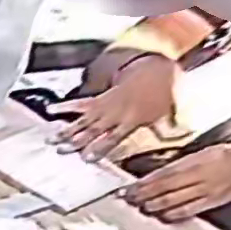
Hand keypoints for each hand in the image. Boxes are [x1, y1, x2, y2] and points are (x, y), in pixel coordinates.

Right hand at [52, 54, 177, 161]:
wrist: (154, 71)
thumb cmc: (161, 95)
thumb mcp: (166, 112)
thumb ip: (167, 128)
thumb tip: (181, 138)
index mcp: (130, 122)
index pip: (112, 138)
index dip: (100, 148)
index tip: (86, 158)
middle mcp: (113, 117)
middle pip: (91, 132)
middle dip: (76, 142)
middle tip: (62, 150)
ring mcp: (102, 109)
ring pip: (81, 122)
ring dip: (65, 131)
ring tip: (50, 140)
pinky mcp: (96, 101)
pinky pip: (77, 104)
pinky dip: (63, 106)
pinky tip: (49, 110)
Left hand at [127, 143, 230, 222]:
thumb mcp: (209, 153)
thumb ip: (181, 165)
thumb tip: (150, 178)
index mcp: (203, 158)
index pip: (164, 173)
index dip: (142, 184)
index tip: (127, 190)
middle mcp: (206, 173)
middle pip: (163, 188)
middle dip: (142, 196)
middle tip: (130, 200)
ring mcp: (210, 189)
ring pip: (170, 201)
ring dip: (151, 206)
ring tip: (143, 207)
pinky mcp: (214, 201)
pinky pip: (185, 211)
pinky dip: (169, 214)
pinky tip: (161, 214)